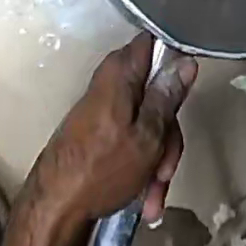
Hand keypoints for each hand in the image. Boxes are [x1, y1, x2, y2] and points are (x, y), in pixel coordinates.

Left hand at [23, 34, 198, 225]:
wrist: (57, 203)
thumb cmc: (103, 166)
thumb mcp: (148, 136)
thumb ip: (167, 97)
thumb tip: (185, 60)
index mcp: (122, 70)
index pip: (155, 42)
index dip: (176, 58)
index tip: (188, 89)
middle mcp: (113, 80)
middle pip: (158, 92)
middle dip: (168, 134)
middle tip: (165, 167)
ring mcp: (107, 104)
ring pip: (148, 121)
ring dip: (156, 158)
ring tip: (154, 194)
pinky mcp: (103, 127)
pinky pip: (133, 136)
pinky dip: (142, 164)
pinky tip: (145, 197)